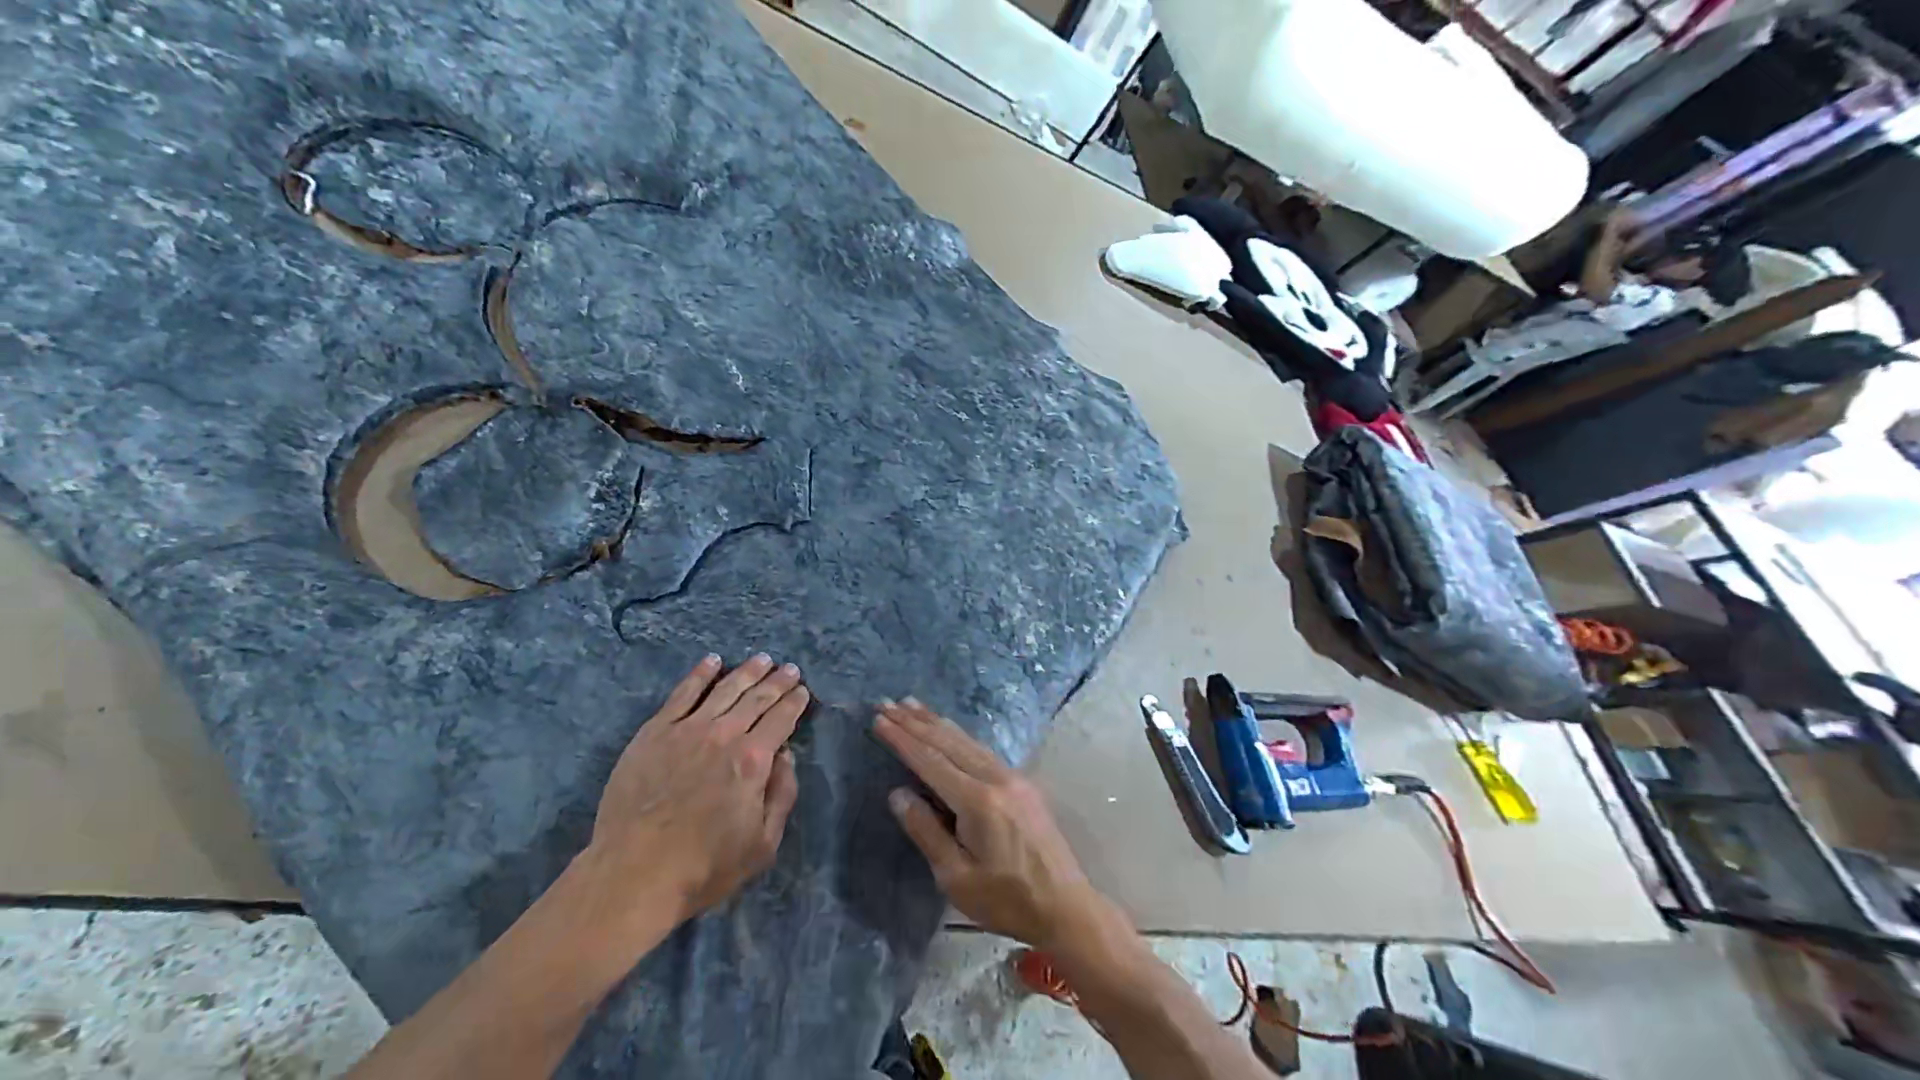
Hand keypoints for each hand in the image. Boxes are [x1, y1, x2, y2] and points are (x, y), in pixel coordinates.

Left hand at [587, 653, 809, 923]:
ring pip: (724, 689)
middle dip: (777, 681)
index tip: (802, 691)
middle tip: (790, 668)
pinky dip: (700, 674)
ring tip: (761, 659)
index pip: (781, 718)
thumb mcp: (763, 844)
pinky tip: (712, 661)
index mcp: (753, 760)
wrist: (633, 874)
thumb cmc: (704, 866)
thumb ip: (782, 795)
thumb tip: (786, 755)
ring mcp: (686, 729)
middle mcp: (724, 735)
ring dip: (746, 671)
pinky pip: (681, 694)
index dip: (795, 702)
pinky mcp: (654, 732)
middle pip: (757, 697)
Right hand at [873, 699, 1114, 952]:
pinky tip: (949, 729)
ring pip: (967, 741)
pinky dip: (958, 735)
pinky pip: (982, 750)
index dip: (903, 739)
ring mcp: (1013, 777)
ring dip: (937, 722)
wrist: (1065, 906)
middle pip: (949, 742)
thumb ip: (926, 831)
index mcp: (978, 801)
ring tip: (912, 705)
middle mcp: (997, 779)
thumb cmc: (1006, 900)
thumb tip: (898, 793)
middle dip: (916, 722)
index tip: (879, 719)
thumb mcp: (956, 877)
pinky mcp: (1023, 783)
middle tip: (888, 703)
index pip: (931, 761)